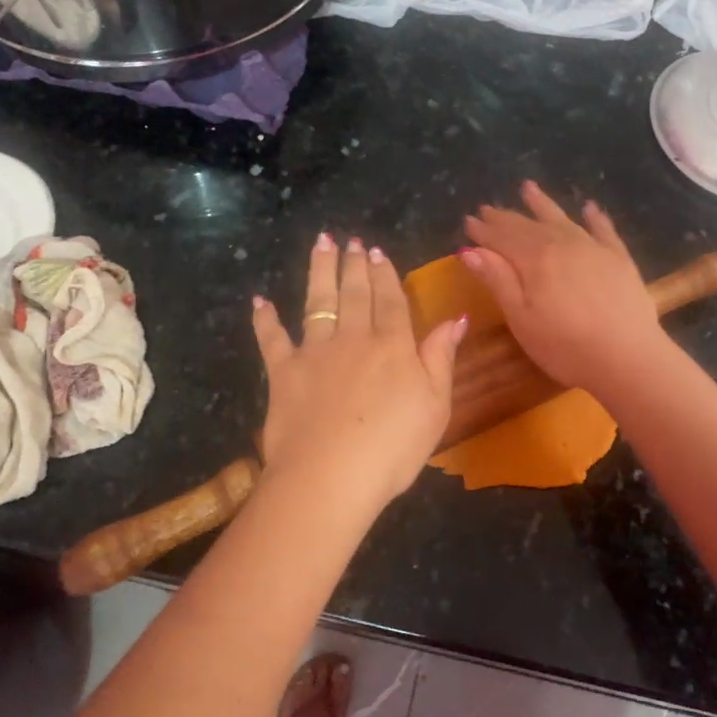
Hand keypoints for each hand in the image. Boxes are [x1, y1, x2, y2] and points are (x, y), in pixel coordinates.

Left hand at [252, 234, 464, 510]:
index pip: (391, 301)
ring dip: (319, 271)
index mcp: (393, 346)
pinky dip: (265, 319)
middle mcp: (354, 339)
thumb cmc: (393, 448)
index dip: (385, 275)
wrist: (329, 476)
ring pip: (318, 303)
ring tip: (321, 243)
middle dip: (354, 265)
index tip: (378, 252)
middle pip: (354, 294)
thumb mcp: (436, 406)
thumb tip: (456, 318)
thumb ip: (441, 358)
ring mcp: (315, 353)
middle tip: (351, 240)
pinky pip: (272, 339)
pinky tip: (260, 301)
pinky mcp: (283, 373)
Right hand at [462, 182, 666, 398]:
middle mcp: (563, 243)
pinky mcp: (619, 259)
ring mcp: (594, 248)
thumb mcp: (522, 318)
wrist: (628, 357)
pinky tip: (590, 207)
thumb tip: (471, 250)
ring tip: (528, 187)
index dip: (483, 231)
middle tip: (487, 209)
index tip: (468, 222)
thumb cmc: (565, 346)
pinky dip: (595, 217)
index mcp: (535, 258)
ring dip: (542, 204)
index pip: (502, 238)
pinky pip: (603, 230)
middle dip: (505, 218)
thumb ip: (498, 280)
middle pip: (528, 226)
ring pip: (562, 219)